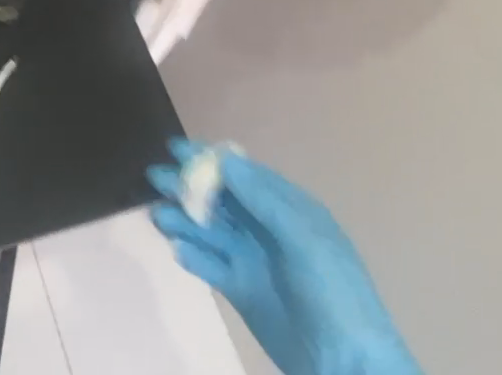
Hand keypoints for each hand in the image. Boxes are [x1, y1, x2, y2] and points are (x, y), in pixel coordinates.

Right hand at [147, 141, 419, 374]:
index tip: (174, 148)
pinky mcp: (241, 291)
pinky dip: (192, 256)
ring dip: (184, 220)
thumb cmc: (332, 290)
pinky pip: (210, 265)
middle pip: (220, 200)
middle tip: (155, 177)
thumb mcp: (303, 237)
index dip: (208, 160)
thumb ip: (262, 198)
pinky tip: (175, 250)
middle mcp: (266, 228)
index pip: (242, 174)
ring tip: (157, 216)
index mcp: (288, 208)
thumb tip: (224, 158)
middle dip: (188, 187)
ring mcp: (252, 260)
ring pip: (210, 231)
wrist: (346, 365)